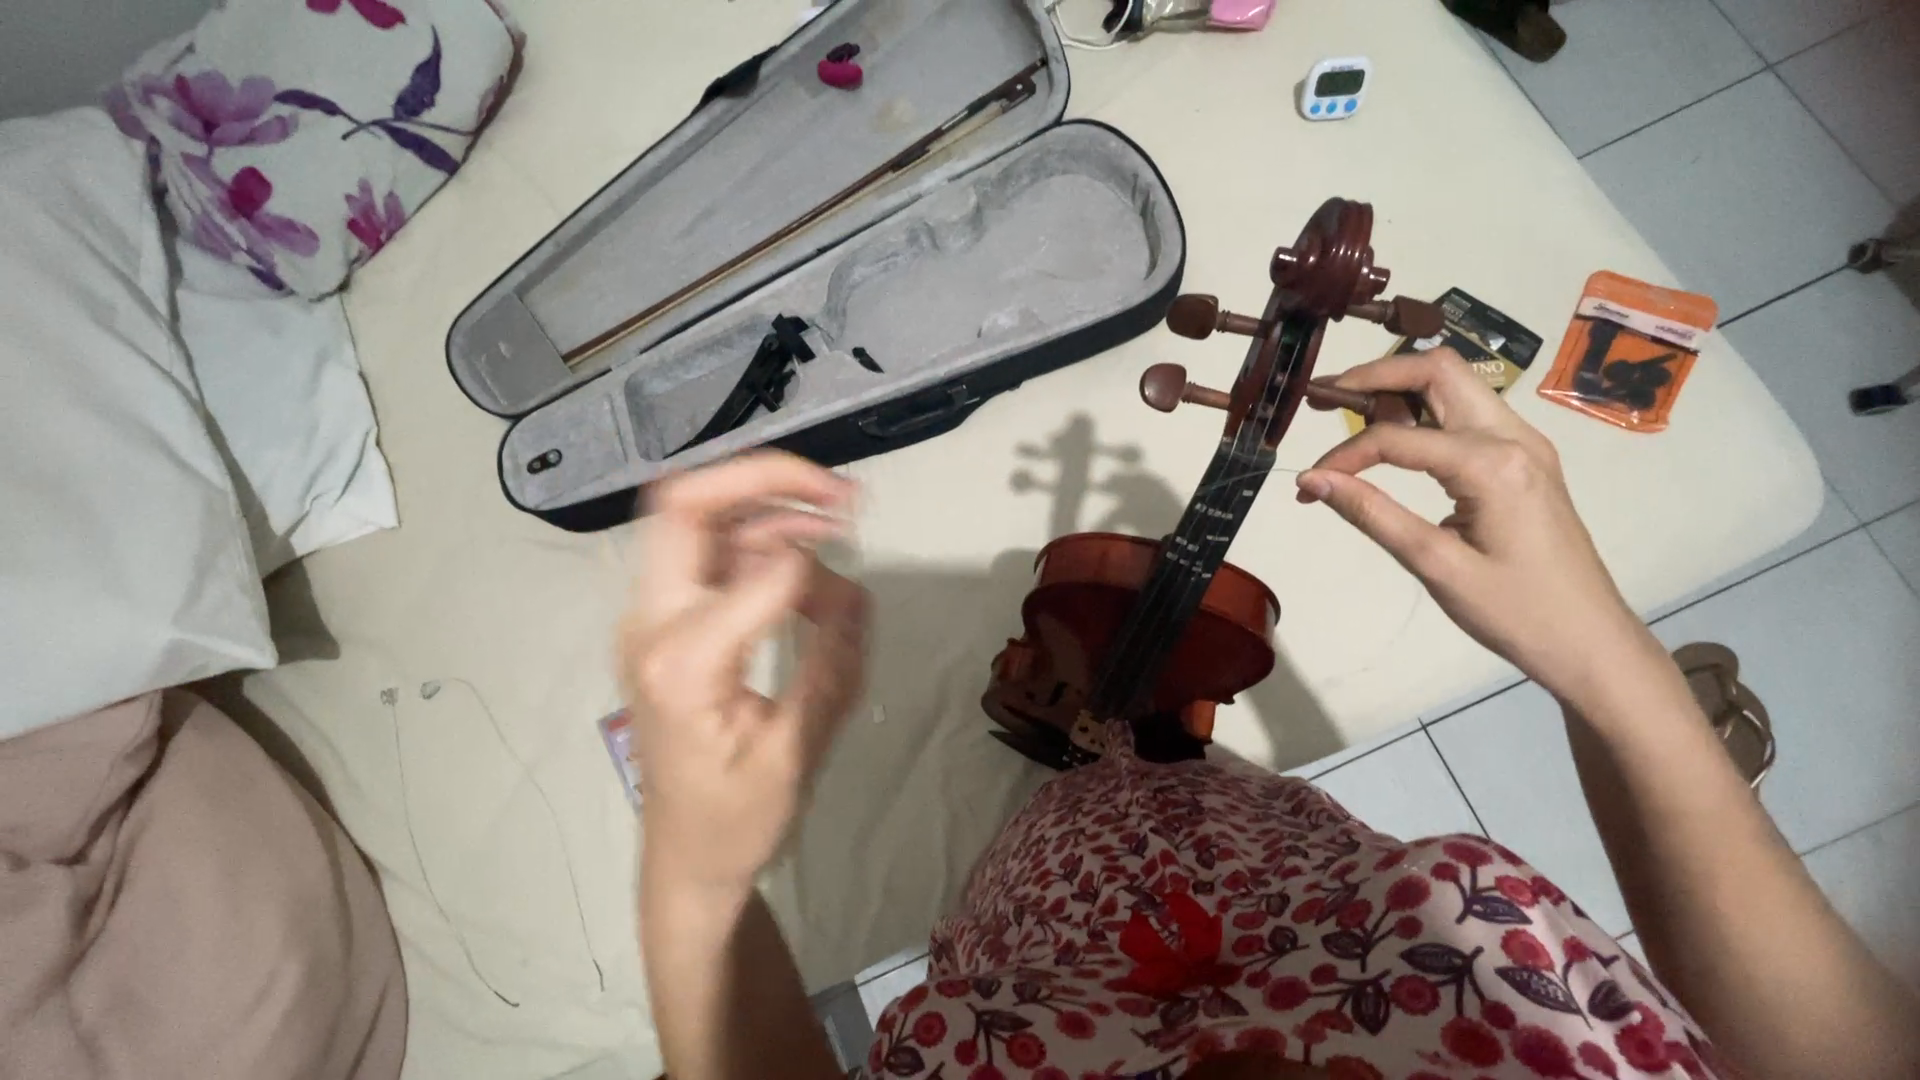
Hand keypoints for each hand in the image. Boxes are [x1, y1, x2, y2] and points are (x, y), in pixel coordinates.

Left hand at [620, 452, 869, 895]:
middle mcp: (650, 624)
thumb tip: (856, 591)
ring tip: (838, 514)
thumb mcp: (798, 751)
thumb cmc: (738, 819)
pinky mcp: (667, 622)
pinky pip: (708, 553)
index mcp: (682, 664)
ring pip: (697, 520)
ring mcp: (650, 618)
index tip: (850, 592)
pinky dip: (759, 535)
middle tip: (839, 492)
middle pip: (686, 507)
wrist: (684, 858)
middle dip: (766, 480)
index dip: (813, 566)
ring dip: (767, 503)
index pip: (753, 573)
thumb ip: (830, 664)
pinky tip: (807, 552)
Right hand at [1297, 348, 1655, 700]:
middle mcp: (1513, 437)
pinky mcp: (1524, 458)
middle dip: (1373, 376)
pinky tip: (1393, 441)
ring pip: (1454, 384)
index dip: (1343, 455)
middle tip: (1322, 397)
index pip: (1395, 438)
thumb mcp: (1434, 565)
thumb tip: (1312, 480)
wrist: (1590, 641)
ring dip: (1398, 388)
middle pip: (1437, 371)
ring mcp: (1524, 443)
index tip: (1309, 483)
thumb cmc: (1513, 611)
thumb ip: (1371, 513)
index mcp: (1492, 465)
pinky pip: (1467, 412)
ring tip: (1347, 412)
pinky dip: (1423, 411)